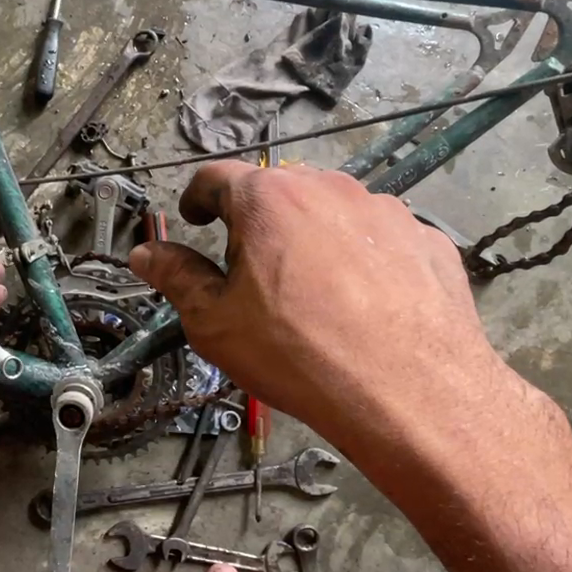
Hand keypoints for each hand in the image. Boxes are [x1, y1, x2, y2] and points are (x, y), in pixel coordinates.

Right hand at [128, 163, 510, 457]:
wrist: (411, 394)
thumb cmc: (296, 353)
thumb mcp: (214, 321)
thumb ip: (177, 277)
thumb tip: (145, 254)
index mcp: (267, 200)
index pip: (215, 177)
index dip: (196, 198)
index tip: (193, 219)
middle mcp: (328, 188)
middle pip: (277, 190)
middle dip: (254, 220)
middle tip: (247, 268)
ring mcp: (385, 211)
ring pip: (330, 211)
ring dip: (308, 235)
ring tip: (307, 291)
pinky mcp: (426, 240)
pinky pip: (377, 238)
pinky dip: (358, 257)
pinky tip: (359, 303)